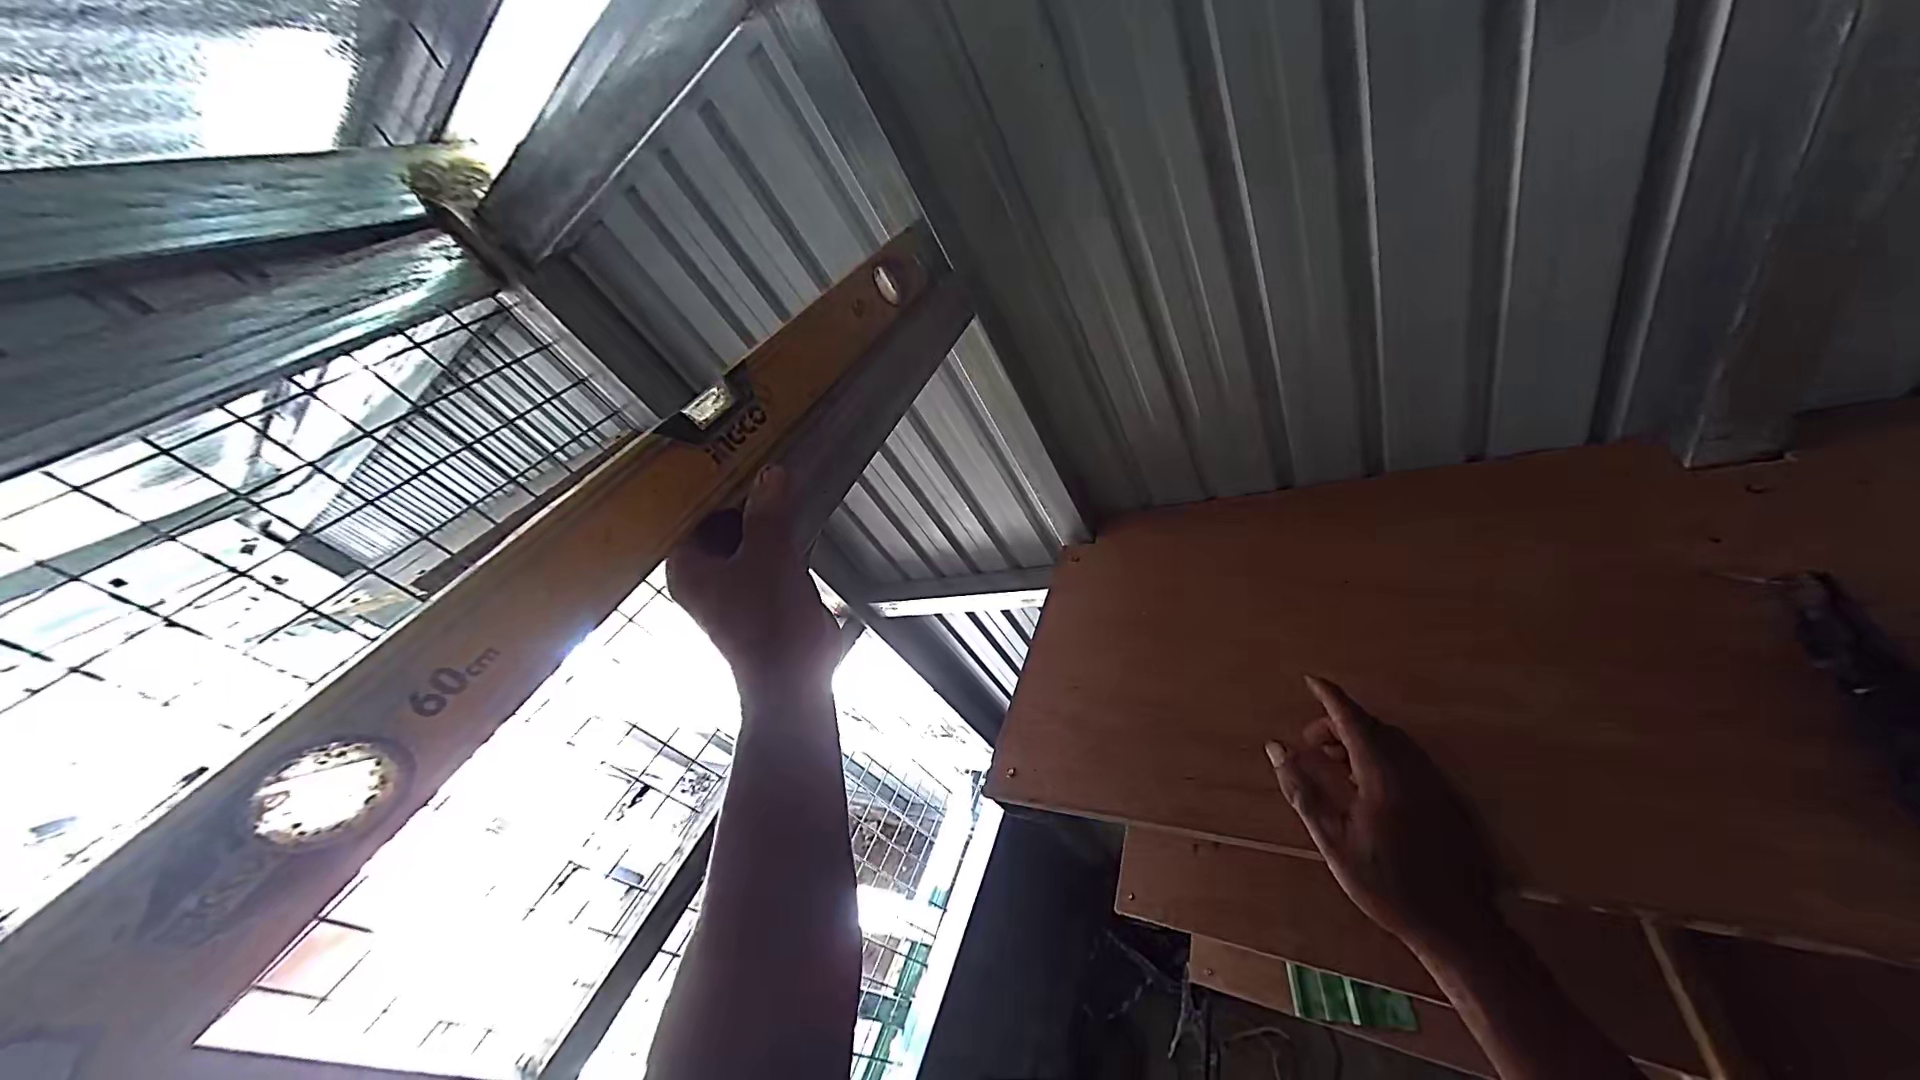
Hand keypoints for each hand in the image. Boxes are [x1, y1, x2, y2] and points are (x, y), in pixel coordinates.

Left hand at [667, 466, 840, 688]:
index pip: (694, 514)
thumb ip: (768, 512)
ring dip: (765, 523)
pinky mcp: (762, 598)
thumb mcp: (770, 554)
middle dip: (746, 504)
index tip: (738, 462)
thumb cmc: (769, 625)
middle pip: (722, 526)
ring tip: (782, 491)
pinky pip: (768, 559)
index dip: (716, 488)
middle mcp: (704, 580)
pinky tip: (797, 525)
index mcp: (687, 568)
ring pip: (747, 543)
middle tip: (765, 471)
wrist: (796, 675)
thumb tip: (771, 475)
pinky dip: (780, 543)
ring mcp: (734, 590)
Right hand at [1267, 676, 1498, 954]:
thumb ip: (1302, 789)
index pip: (1354, 722)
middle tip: (1309, 741)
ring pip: (1394, 743)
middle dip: (1338, 723)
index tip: (1311, 679)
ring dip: (1360, 739)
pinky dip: (1380, 755)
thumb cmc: (1385, 884)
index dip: (1331, 697)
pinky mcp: (1448, 801)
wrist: (1456, 926)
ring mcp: (1435, 786)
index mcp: (1383, 778)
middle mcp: (1414, 773)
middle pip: (1374, 728)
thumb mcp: (1331, 840)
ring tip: (1332, 762)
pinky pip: (1409, 760)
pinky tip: (1364, 783)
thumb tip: (1277, 747)